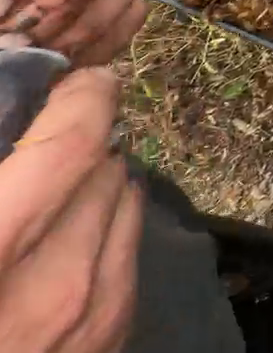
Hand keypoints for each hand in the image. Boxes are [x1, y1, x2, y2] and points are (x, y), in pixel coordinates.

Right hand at [0, 68, 142, 352]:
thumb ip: (4, 196)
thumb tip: (12, 154)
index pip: (72, 150)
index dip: (84, 101)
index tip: (84, 78)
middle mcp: (53, 288)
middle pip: (105, 172)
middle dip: (83, 145)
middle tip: (51, 134)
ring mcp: (91, 318)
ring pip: (124, 208)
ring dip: (96, 187)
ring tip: (52, 185)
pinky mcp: (108, 339)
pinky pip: (127, 255)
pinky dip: (104, 230)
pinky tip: (62, 238)